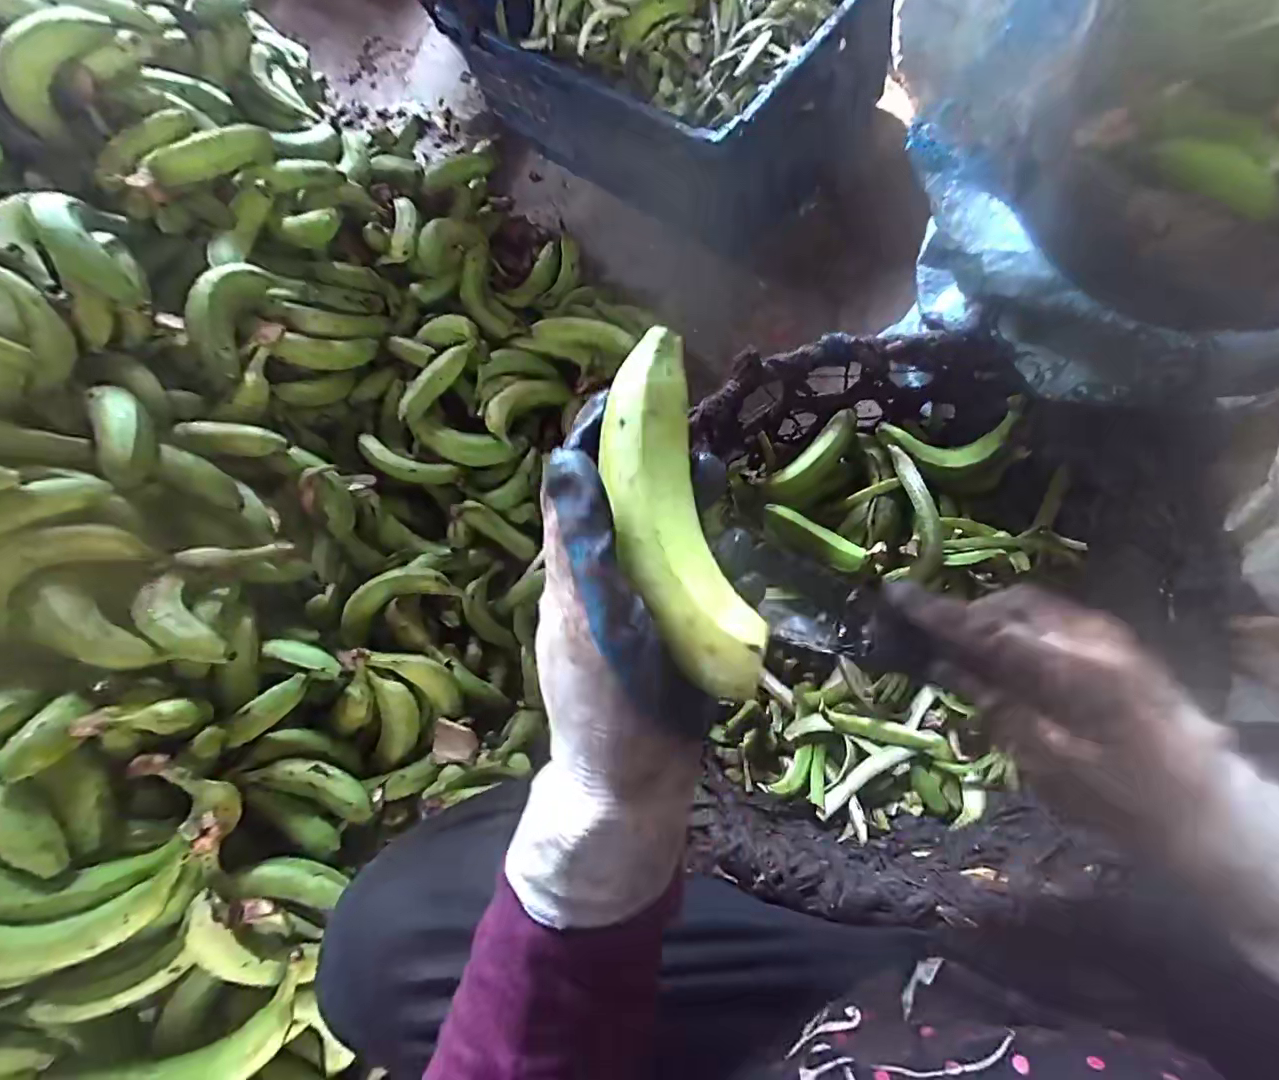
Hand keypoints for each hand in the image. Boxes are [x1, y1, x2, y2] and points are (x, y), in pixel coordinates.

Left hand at [505, 394, 714, 929]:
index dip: (595, 434)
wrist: (630, 777)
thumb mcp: (592, 622)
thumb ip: (583, 546)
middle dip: (636, 450)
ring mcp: (629, 591)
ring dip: (666, 483)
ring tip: (696, 456)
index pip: (575, 480)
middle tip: (671, 416)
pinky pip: (671, 553)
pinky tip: (709, 509)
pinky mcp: (659, 612)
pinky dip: (688, 522)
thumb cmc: (607, 705)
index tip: (626, 394)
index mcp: (573, 567)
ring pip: (644, 522)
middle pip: (611, 494)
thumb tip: (569, 461)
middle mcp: (596, 570)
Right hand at [888, 584, 1278, 1026]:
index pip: (987, 630)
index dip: (935, 612)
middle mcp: (1093, 638)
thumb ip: (997, 707)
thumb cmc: (1128, 804)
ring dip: (990, 620)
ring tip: (964, 650)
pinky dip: (1016, 629)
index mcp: (1075, 671)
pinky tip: (1006, 659)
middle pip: (1009, 605)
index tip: (893, 593)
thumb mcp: (1049, 765)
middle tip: (930, 638)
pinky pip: (1050, 619)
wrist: (1218, 813)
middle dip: (965, 613)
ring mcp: (1109, 636)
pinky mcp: (1116, 644)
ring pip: (1029, 607)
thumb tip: (947, 666)